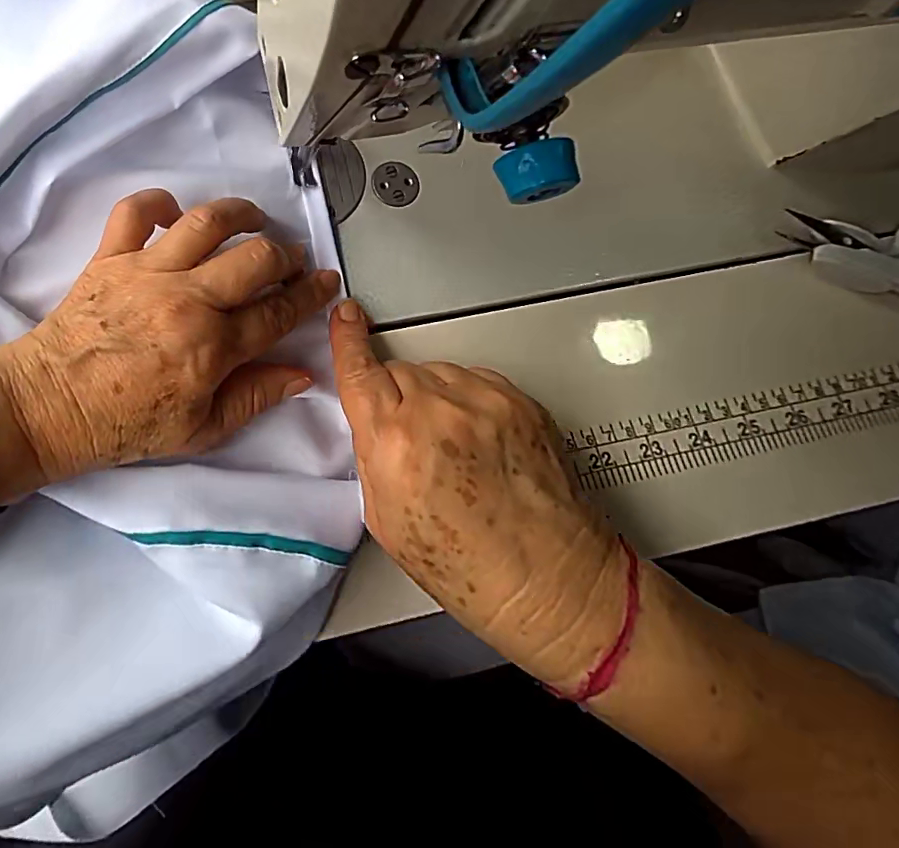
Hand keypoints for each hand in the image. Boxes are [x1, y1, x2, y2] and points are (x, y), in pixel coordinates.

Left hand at [0, 189, 338, 500]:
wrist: (53, 405)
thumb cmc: (123, 423)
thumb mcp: (200, 430)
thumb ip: (254, 398)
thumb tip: (300, 374)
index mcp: (213, 347)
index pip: (278, 311)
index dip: (310, 295)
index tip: (324, 283)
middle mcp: (186, 301)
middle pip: (255, 258)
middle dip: (285, 255)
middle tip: (289, 261)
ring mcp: (147, 274)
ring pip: (206, 223)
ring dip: (239, 213)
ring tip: (252, 219)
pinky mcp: (110, 259)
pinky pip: (135, 212)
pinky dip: (156, 201)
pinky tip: (174, 213)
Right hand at [327, 298, 628, 687]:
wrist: (551, 581)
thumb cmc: (466, 565)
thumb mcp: (383, 515)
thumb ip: (370, 454)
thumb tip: (371, 424)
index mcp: (393, 443)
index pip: (360, 372)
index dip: (348, 339)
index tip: (347, 316)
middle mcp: (438, 413)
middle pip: (397, 372)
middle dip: (393, 396)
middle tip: (408, 438)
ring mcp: (484, 404)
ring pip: (436, 373)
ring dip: (431, 397)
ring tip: (450, 445)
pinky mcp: (521, 403)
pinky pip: (473, 381)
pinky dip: (466, 400)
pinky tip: (475, 440)